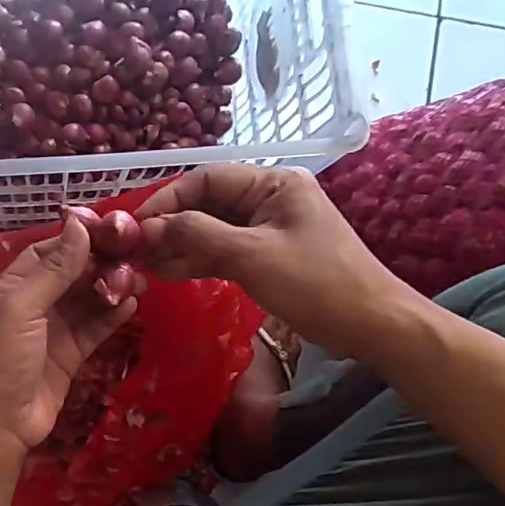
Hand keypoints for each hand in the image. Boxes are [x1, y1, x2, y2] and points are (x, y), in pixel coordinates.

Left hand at [0, 212, 138, 459]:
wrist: (0, 425)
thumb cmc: (2, 360)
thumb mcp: (22, 309)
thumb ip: (53, 270)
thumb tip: (78, 223)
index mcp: (13, 287)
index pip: (47, 252)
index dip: (76, 239)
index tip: (111, 229)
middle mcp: (33, 303)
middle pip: (71, 273)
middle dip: (100, 263)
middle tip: (134, 254)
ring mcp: (53, 329)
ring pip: (87, 299)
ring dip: (110, 287)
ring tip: (139, 277)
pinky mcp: (70, 354)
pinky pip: (95, 327)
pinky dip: (112, 315)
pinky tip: (132, 303)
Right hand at [135, 163, 423, 358]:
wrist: (370, 326)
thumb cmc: (317, 284)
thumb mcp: (251, 255)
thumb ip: (196, 235)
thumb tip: (147, 228)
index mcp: (273, 183)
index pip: (206, 179)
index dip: (167, 198)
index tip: (135, 225)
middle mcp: (267, 198)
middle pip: (205, 203)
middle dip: (169, 225)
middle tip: (134, 249)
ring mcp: (265, 228)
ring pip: (208, 229)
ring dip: (177, 245)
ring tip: (143, 264)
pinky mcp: (263, 255)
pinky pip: (219, 250)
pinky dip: (194, 260)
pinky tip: (166, 272)